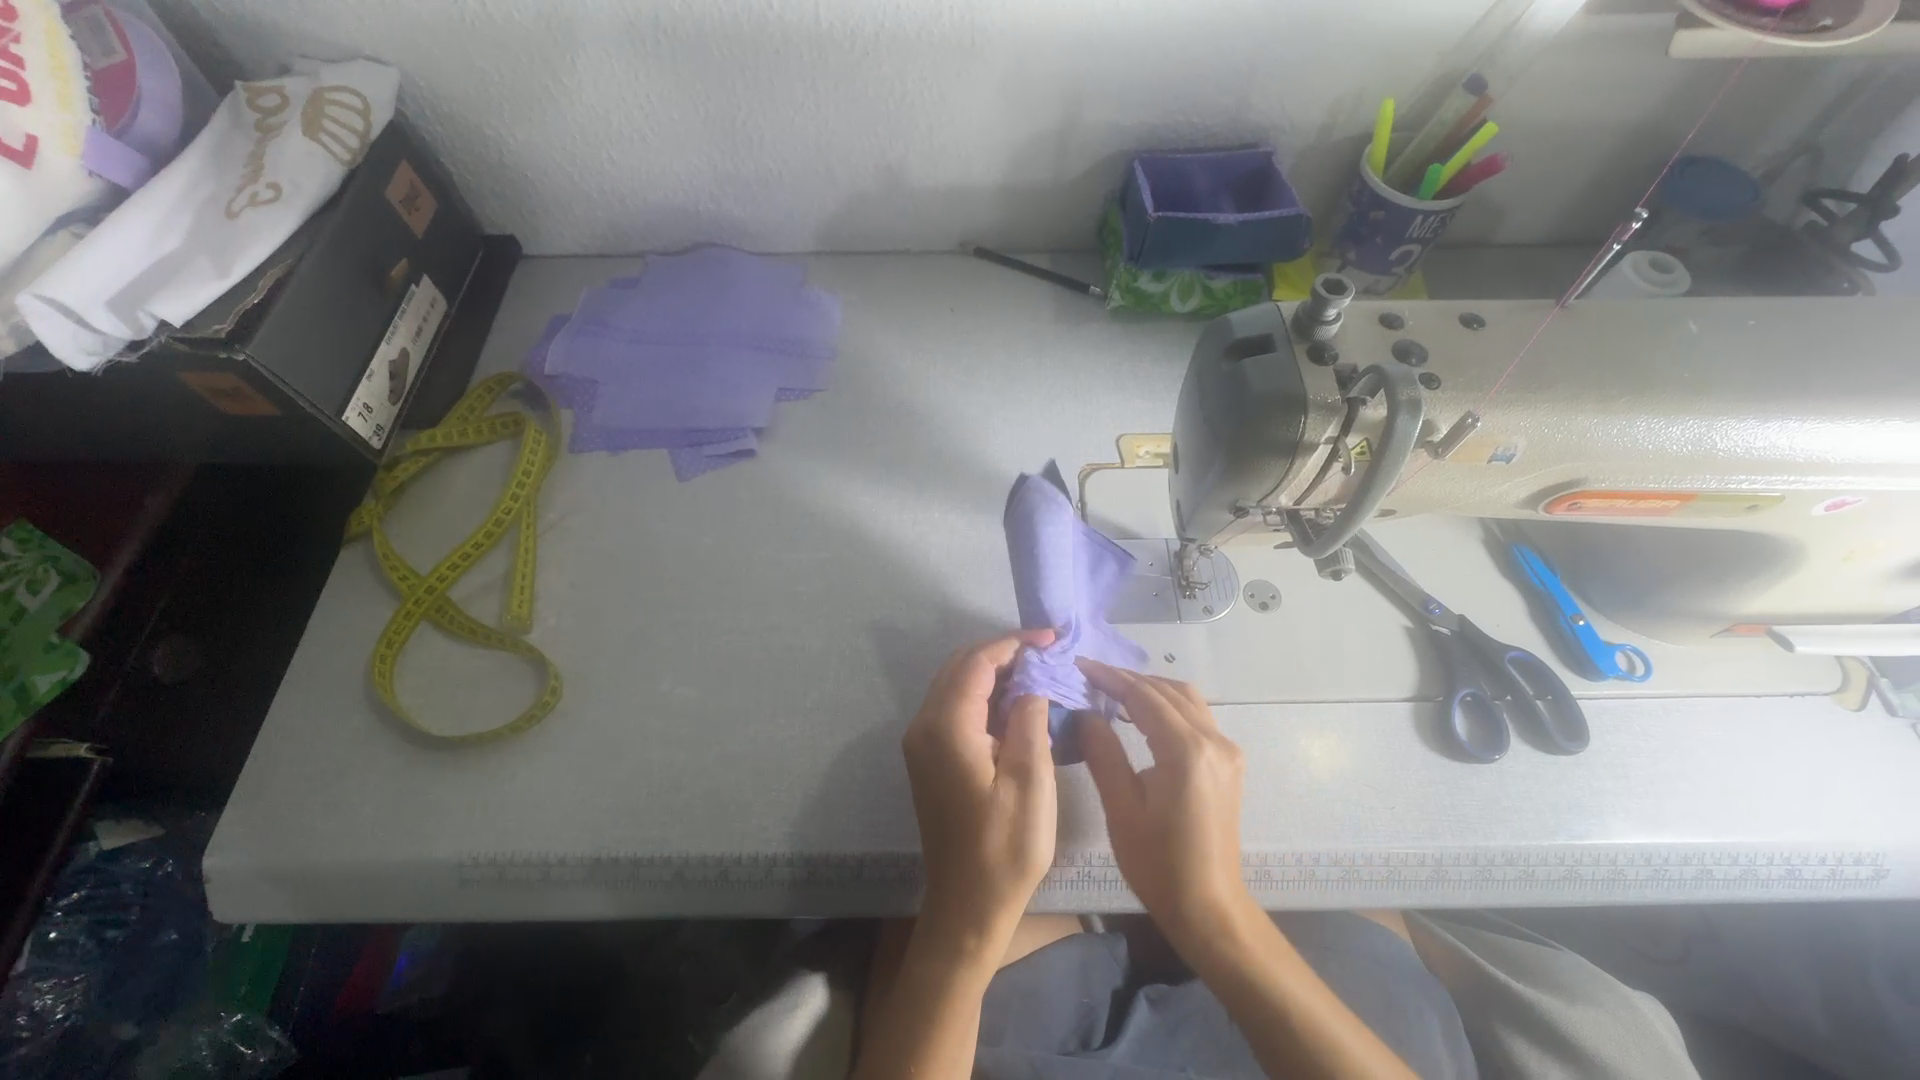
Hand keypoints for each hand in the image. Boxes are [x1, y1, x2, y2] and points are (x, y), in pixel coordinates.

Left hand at [902, 631, 1059, 940]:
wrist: (967, 904)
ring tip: (1039, 673)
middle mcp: (924, 726)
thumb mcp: (1030, 781)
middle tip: (1048, 654)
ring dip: (993, 673)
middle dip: (1003, 653)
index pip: (978, 663)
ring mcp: (921, 743)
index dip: (1014, 644)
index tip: (1052, 638)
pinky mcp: (928, 759)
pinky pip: (953, 709)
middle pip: (960, 667)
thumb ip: (1029, 720)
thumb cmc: (1004, 848)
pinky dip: (983, 697)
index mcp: (946, 727)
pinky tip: (1016, 704)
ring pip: (955, 686)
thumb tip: (1032, 682)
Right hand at [1077, 658, 1250, 945]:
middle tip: (1089, 678)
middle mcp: (1214, 741)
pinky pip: (1196, 719)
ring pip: (1186, 700)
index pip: (1143, 696)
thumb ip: (1103, 752)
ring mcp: (1227, 751)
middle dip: (1128, 680)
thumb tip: (1084, 713)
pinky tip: (1141, 718)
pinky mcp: (1228, 763)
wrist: (1208, 905)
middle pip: (1168, 691)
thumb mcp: (1121, 808)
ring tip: (1112, 693)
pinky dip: (1167, 708)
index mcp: (1185, 751)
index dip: (1109, 678)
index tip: (1078, 665)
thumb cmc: (1157, 862)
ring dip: (1150, 690)